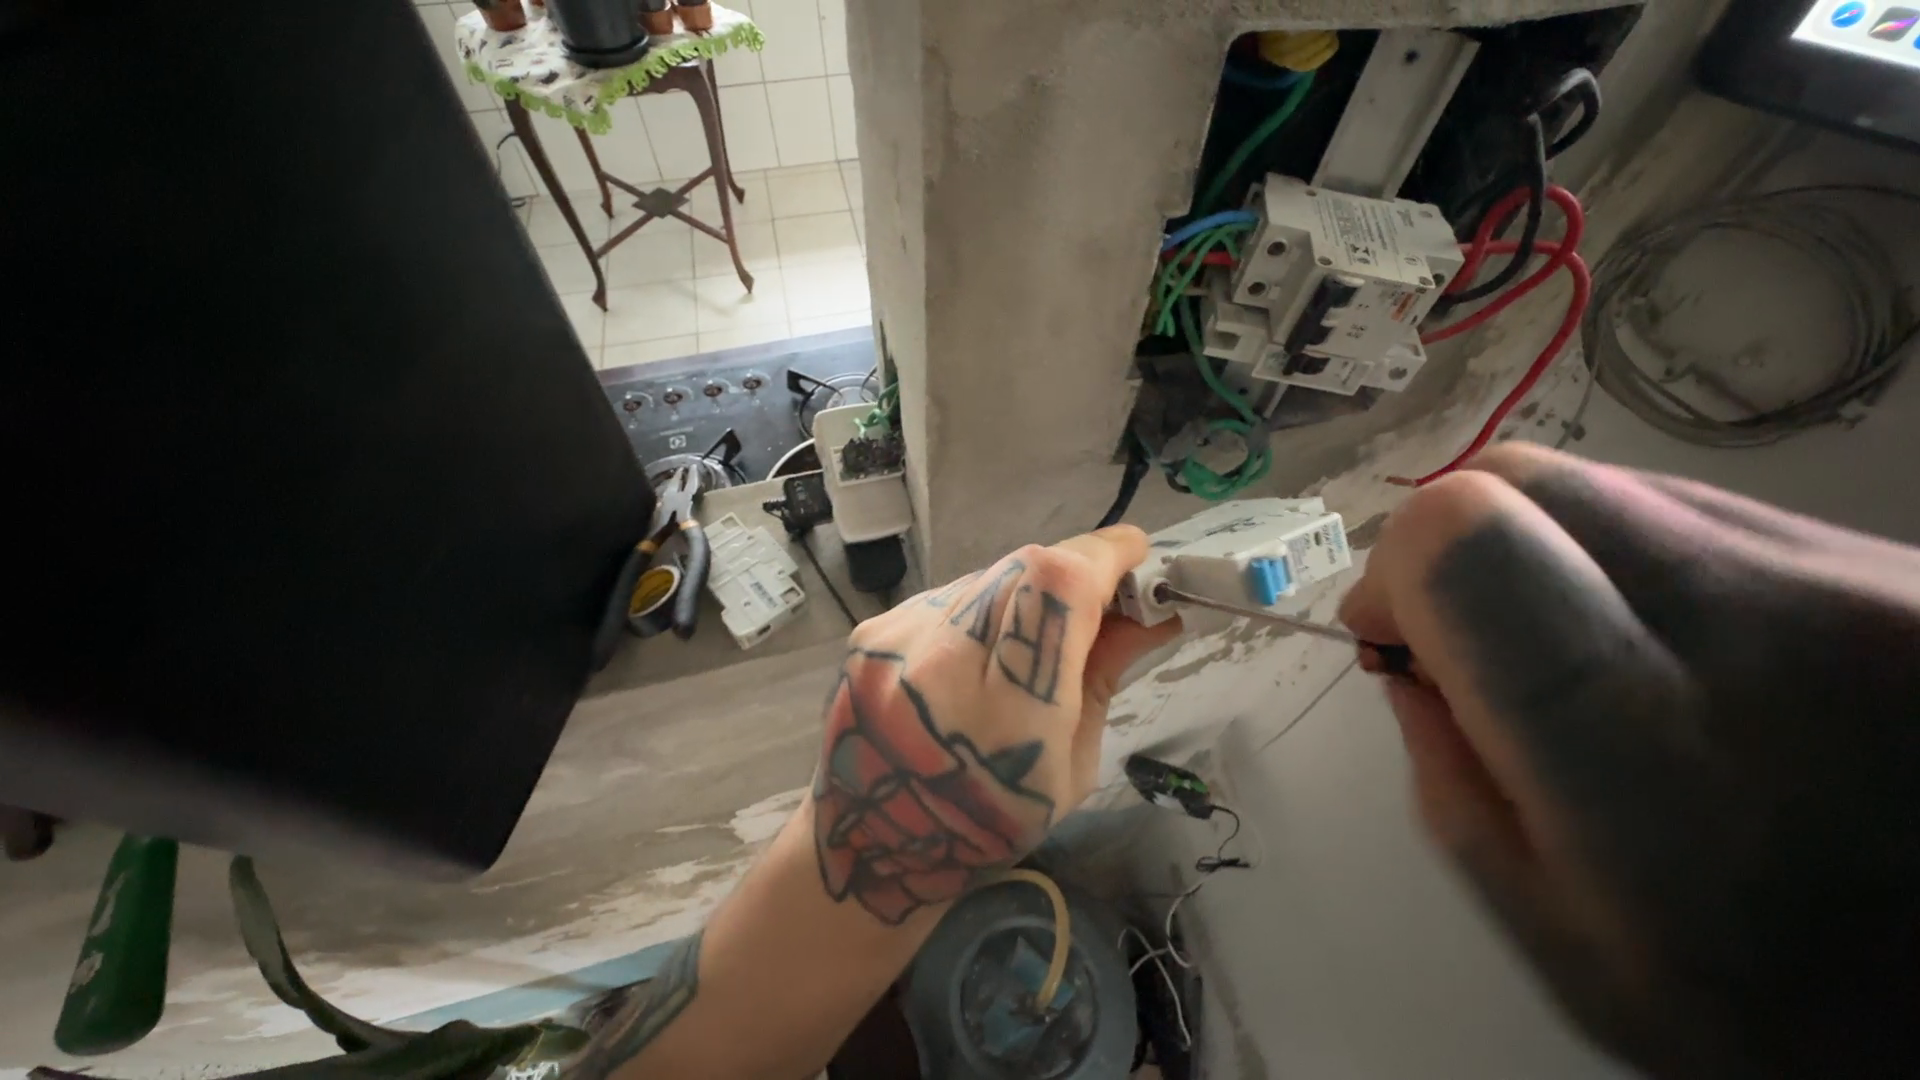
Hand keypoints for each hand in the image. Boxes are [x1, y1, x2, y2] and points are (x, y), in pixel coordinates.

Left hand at [808, 527, 1180, 925]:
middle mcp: (943, 657)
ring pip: (989, 573)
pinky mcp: (874, 630)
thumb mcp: (1070, 768)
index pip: (1057, 588)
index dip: (1104, 555)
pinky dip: (983, 607)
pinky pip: (951, 594)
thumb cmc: (989, 822)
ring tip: (1029, 642)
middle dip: (1076, 568)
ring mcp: (899, 636)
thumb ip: (1103, 679)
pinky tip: (977, 655)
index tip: (1136, 550)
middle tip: (1099, 597)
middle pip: (1026, 565)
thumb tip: (1153, 613)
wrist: (873, 836)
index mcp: (1007, 711)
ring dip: (1028, 590)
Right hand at [1340, 443, 1919, 1078]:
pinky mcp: (1907, 560)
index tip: (1392, 633)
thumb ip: (1446, 774)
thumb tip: (1407, 654)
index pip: (1468, 545)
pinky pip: (1690, 505)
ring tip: (1568, 642)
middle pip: (1521, 479)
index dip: (1397, 569)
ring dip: (1534, 545)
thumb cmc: (1769, 1011)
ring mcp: (1865, 580)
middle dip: (1445, 540)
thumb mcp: (1555, 931)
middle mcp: (1769, 631)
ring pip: (1599, 481)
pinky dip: (1618, 553)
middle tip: (1457, 627)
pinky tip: (1654, 640)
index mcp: (1650, 754)